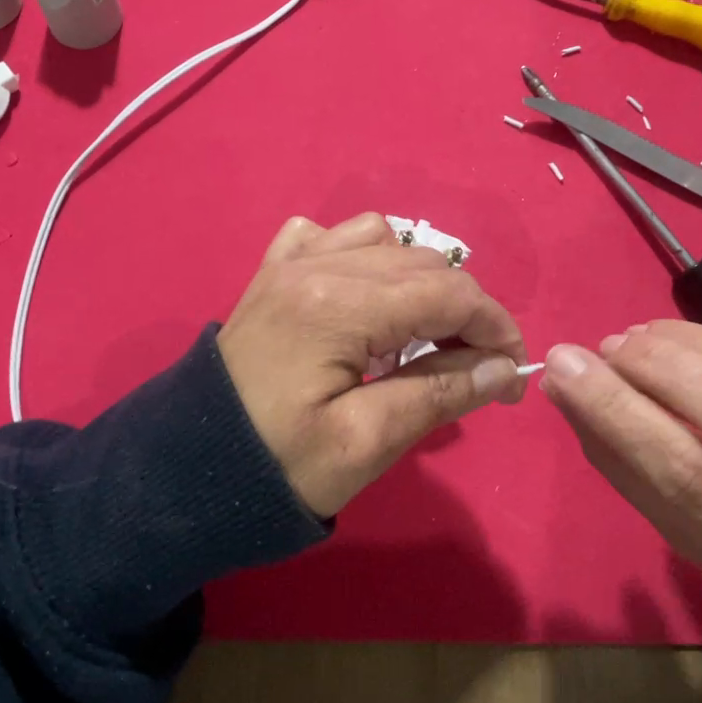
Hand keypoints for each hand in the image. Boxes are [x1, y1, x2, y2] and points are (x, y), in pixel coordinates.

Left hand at [218, 213, 528, 517]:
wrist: (188, 468)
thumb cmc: (278, 466)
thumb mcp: (366, 442)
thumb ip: (439, 394)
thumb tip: (503, 368)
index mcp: (340, 306)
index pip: (448, 293)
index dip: (495, 327)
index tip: (513, 374)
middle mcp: (317, 265)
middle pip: (422, 263)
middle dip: (464, 309)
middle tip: (474, 368)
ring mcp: (290, 262)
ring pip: (382, 237)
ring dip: (416, 278)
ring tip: (418, 334)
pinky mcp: (273, 272)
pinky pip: (330, 235)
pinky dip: (363, 255)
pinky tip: (363, 297)